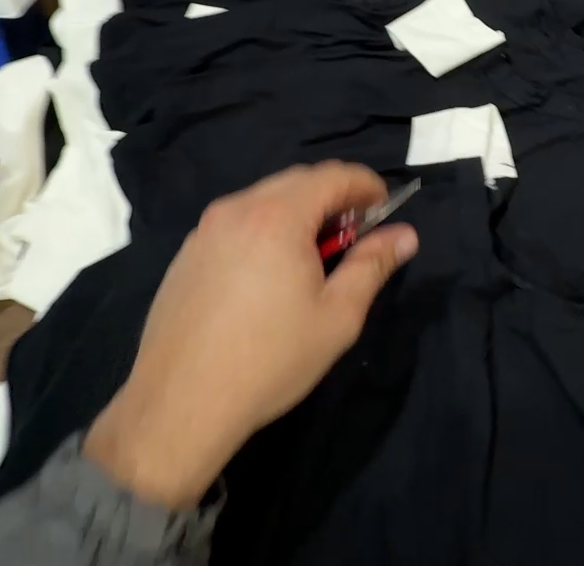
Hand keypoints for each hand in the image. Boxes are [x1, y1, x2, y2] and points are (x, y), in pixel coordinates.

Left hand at [83, 162, 418, 508]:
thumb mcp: (337, 316)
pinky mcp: (186, 255)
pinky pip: (237, 222)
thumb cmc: (270, 360)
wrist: (177, 408)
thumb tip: (405, 235)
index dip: (366, 185)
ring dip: (299, 212)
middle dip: (334, 197)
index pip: (334, 176)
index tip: (385, 209)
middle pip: (298, 181)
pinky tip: (271, 274)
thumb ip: (373, 265)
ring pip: (265, 199)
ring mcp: (205, 231)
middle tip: (356, 234)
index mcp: (278, 217)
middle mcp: (237, 209)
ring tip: (315, 256)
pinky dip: (266, 228)